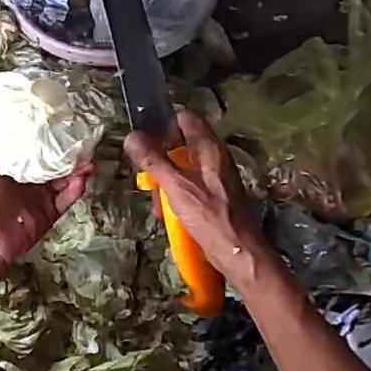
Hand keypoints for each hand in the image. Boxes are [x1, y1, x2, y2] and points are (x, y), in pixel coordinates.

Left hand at [0, 139, 91, 274]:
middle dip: (68, 147)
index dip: (46, 131)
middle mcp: (30, 178)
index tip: (57, 116)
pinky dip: (77, 187)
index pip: (34, 144)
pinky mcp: (51, 211)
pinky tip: (83, 177)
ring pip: (66, 176)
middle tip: (81, 133)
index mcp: (14, 165)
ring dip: (78, 166)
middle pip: (55, 159)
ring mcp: (42, 194)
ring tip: (88, 155)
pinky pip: (68, 197)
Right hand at [124, 109, 275, 288]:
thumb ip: (153, 161)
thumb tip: (132, 136)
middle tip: (148, 179)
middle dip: (160, 160)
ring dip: (166, 182)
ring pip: (182, 167)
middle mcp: (215, 157)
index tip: (147, 144)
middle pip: (181, 144)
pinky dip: (177, 196)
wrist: (239, 252)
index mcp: (209, 148)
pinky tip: (170, 214)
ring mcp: (216, 177)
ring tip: (159, 203)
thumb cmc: (209, 216)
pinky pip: (189, 186)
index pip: (185, 118)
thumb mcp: (176, 187)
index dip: (164, 126)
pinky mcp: (214, 195)